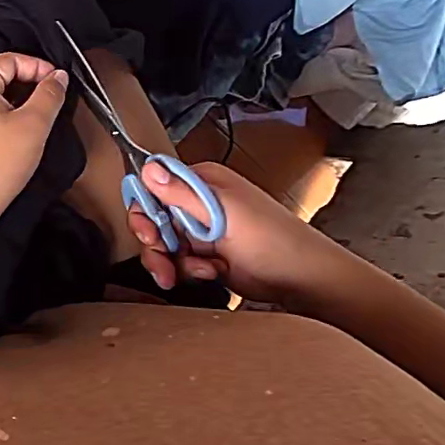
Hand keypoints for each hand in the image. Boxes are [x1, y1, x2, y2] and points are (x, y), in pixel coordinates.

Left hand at [0, 53, 68, 225]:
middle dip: (29, 83)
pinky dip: (4, 113)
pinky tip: (19, 130)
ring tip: (38, 116)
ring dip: (18, 99)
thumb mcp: (34, 125)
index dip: (38, 66)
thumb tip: (58, 77)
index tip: (57, 81)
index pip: (9, 59)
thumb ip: (49, 95)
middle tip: (52, 98)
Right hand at [127, 160, 363, 306]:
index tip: (149, 234)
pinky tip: (211, 273)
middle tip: (165, 260)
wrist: (299, 276)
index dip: (145, 212)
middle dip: (157, 246)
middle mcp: (199, 203)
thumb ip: (182, 192)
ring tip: (199, 271)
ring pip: (164, 247)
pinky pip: (179, 264)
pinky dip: (189, 272)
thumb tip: (150, 168)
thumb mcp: (223, 212)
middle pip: (154, 222)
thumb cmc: (272, 238)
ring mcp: (202, 231)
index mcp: (202, 183)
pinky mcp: (206, 255)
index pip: (154, 188)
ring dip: (174, 263)